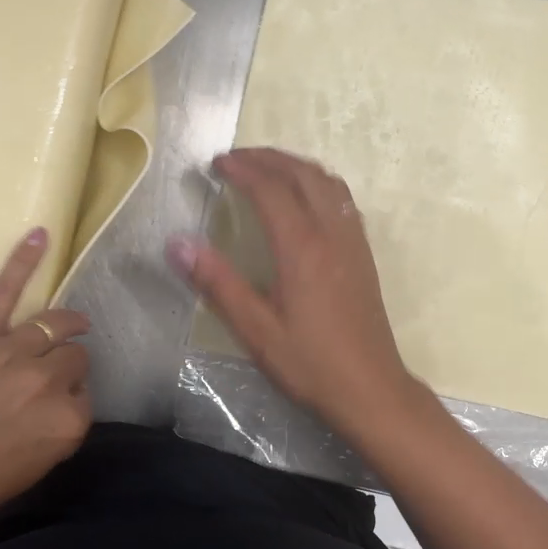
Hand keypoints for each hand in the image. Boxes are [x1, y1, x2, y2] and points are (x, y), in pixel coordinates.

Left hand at [0, 228, 93, 532]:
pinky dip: (22, 261)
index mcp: (67, 424)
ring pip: (53, 325)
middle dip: (65, 369)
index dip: (68, 405)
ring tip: (73, 323)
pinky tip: (39, 236)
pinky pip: (4, 291)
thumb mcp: (26, 472)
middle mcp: (47, 381)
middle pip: (73, 359)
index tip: (52, 412)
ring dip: (66, 324)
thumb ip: (49, 435)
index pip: (84, 401)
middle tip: (47, 381)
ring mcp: (12, 352)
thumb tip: (50, 410)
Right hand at [169, 148, 421, 434]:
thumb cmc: (308, 363)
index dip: (242, 170)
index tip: (216, 163)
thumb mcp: (254, 329)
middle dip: (268, 158)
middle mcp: (331, 234)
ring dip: (295, 166)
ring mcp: (353, 242)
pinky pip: (342, 200)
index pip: (271, 190)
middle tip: (237, 158)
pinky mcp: (363, 256)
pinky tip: (304, 200)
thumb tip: (177, 244)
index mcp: (302, 248)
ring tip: (267, 168)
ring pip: (328, 183)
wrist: (370, 390)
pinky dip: (317, 184)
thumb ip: (217, 283)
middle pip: (303, 176)